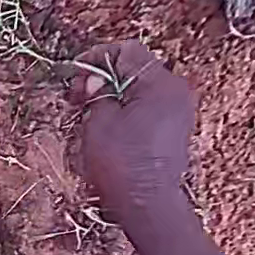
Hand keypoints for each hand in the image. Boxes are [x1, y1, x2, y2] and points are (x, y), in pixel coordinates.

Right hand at [68, 42, 196, 226]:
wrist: (146, 203)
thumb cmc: (121, 163)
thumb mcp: (99, 122)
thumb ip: (97, 93)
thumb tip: (94, 80)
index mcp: (159, 83)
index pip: (127, 51)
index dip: (96, 58)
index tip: (75, 74)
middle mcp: (175, 91)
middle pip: (136, 68)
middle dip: (104, 77)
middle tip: (78, 97)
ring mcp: (179, 111)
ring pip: (141, 89)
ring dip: (114, 94)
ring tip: (90, 113)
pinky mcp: (175, 129)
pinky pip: (149, 107)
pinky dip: (127, 109)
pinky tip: (108, 127)